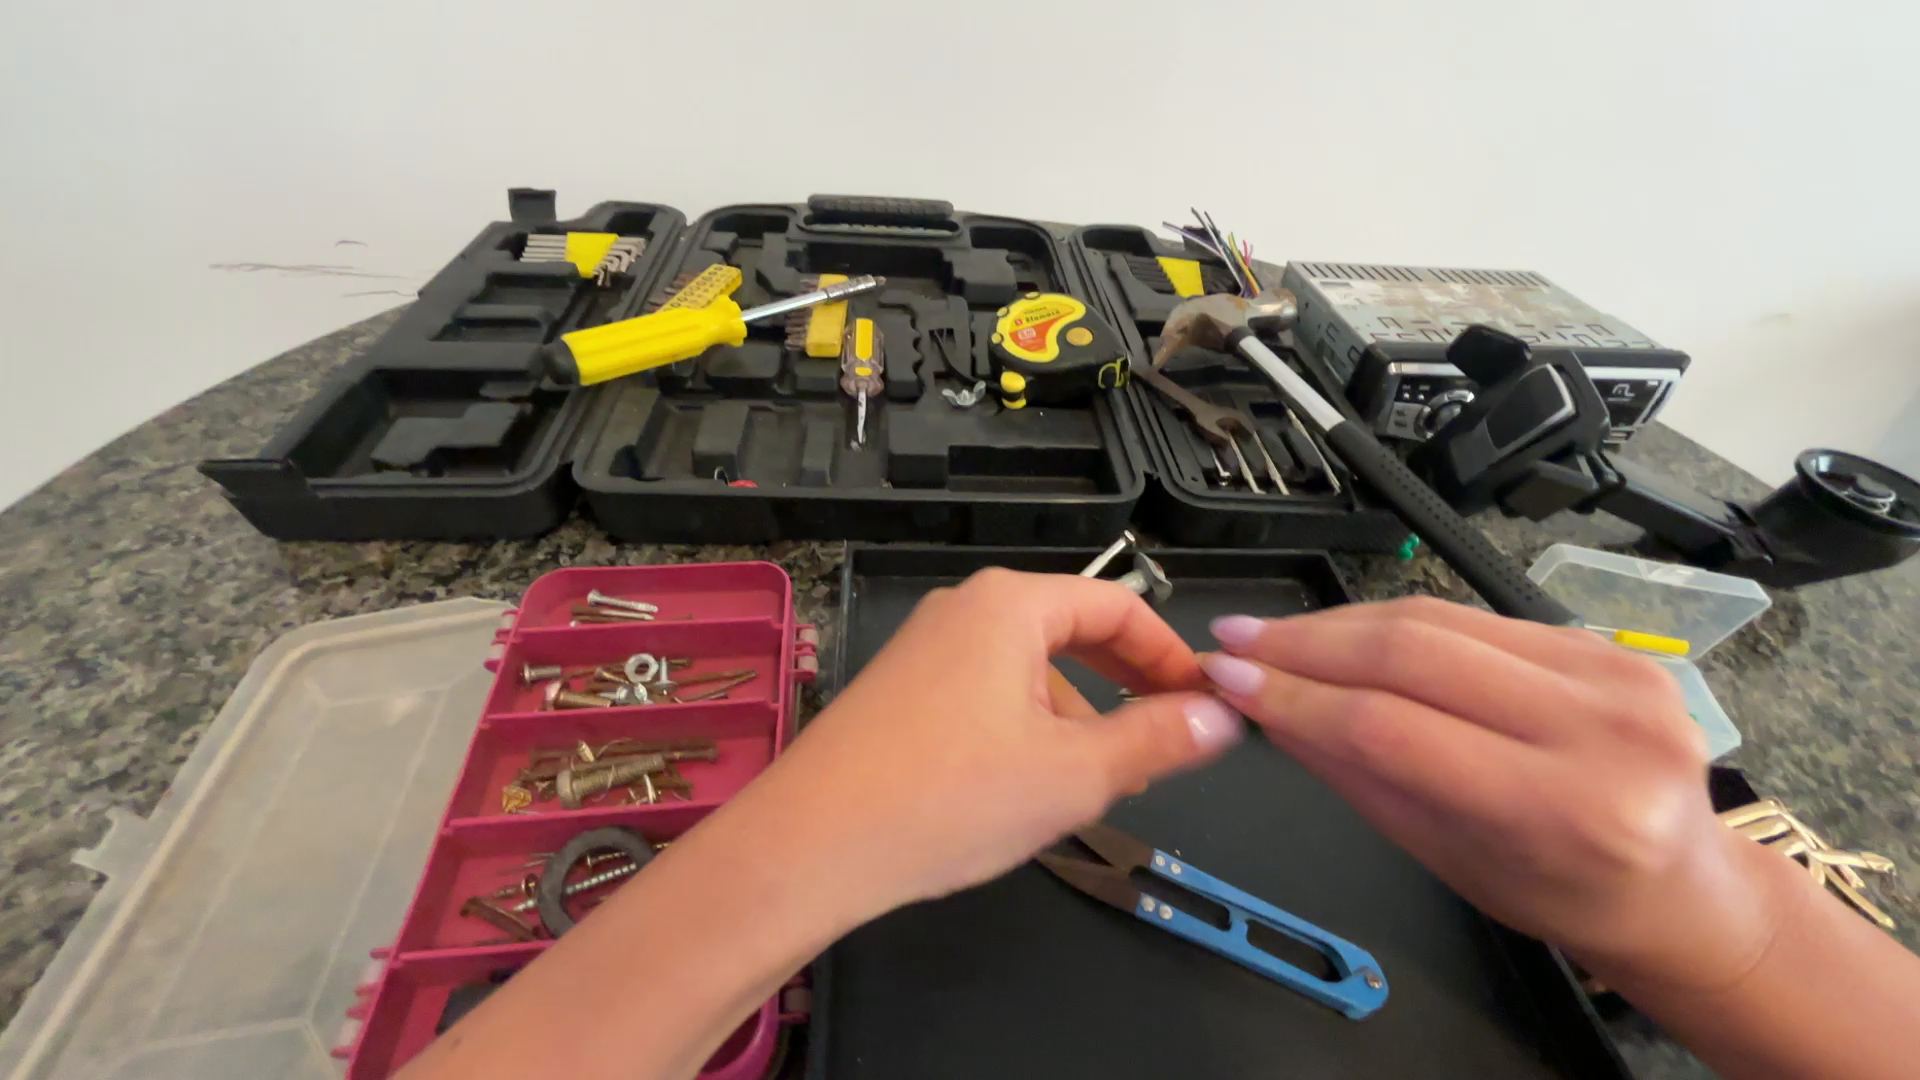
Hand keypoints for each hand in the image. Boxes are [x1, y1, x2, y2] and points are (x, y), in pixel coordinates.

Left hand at [738, 568, 1242, 919]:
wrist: (811, 845)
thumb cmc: (951, 798)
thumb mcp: (1073, 774)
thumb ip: (1157, 739)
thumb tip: (1221, 715)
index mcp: (1010, 604)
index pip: (1117, 607)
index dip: (1170, 654)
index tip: (1205, 704)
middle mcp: (965, 607)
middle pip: (1071, 630)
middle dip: (1125, 682)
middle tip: (1166, 735)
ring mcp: (926, 644)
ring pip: (1029, 665)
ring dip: (1076, 709)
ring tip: (1098, 775)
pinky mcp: (902, 685)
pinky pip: (987, 687)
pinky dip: (1026, 721)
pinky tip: (1027, 779)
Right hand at [1197, 597, 1789, 989]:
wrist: (1677, 882)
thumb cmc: (1549, 890)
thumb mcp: (1435, 849)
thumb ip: (1347, 767)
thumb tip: (1260, 703)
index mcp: (1565, 809)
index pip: (1389, 727)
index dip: (1292, 694)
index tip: (1223, 676)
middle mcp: (1602, 728)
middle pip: (1409, 654)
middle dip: (1303, 642)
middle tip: (1234, 638)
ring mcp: (1612, 670)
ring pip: (1430, 619)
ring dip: (1333, 623)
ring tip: (1271, 633)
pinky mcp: (1600, 639)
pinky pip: (1461, 616)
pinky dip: (1384, 621)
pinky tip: (1336, 633)